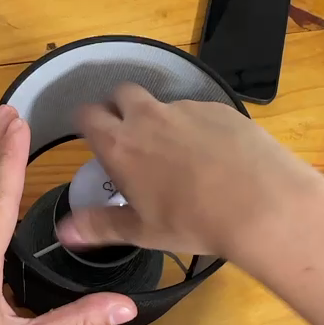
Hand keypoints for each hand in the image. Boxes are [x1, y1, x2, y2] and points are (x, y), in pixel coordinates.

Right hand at [56, 84, 323, 257]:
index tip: (92, 135)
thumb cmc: (192, 222)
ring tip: (179, 153)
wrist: (261, 204)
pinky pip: (198, 110)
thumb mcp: (142, 231)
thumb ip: (100, 226)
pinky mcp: (220, 108)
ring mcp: (186, 108)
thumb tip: (63, 231)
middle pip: (121, 93)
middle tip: (130, 136)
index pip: (87, 115)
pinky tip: (215, 154)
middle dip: (120, 108)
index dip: (86, 122)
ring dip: (161, 119)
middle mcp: (148, 117)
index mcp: (120, 144)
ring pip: (162, 103)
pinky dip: (197, 126)